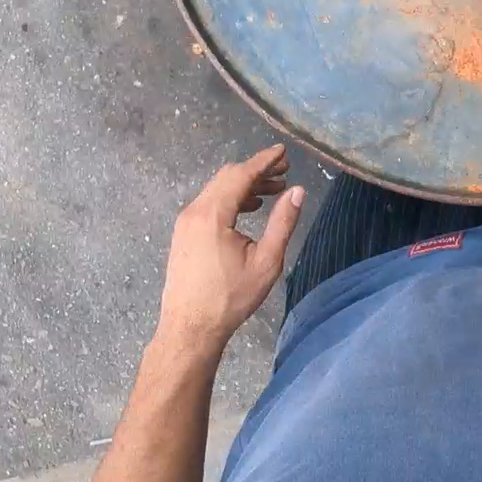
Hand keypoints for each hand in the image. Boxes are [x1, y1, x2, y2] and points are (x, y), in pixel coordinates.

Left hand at [155, 145, 304, 356]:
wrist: (189, 329)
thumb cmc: (230, 297)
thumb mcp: (266, 261)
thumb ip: (283, 222)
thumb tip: (297, 191)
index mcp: (213, 214)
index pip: (241, 174)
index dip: (264, 160)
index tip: (283, 151)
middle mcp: (194, 211)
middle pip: (228, 176)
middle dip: (257, 170)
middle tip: (284, 171)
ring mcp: (185, 222)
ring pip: (218, 189)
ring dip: (245, 184)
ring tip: (274, 190)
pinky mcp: (184, 233)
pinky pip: (210, 202)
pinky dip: (232, 197)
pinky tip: (250, 207)